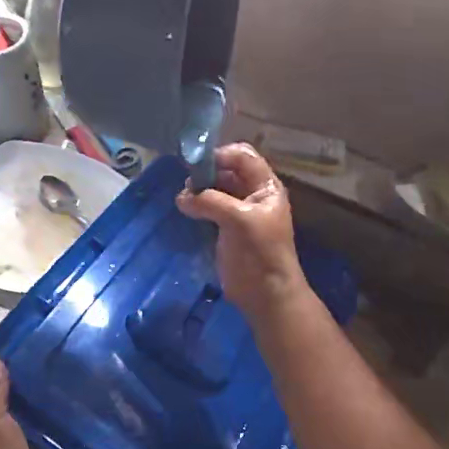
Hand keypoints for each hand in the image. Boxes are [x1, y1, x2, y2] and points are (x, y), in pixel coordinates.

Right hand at [176, 143, 310, 322]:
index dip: (221, 155)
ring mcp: (239, 212)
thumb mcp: (239, 220)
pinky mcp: (226, 229)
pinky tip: (185, 209)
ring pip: (216, 189)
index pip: (243, 157)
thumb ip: (211, 202)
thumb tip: (182, 197)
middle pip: (227, 171)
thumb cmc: (260, 253)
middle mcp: (253, 195)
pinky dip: (197, 205)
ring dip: (199, 190)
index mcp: (266, 187)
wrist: (265, 294)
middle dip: (206, 173)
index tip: (195, 164)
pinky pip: (209, 208)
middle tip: (186, 184)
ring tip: (183, 199)